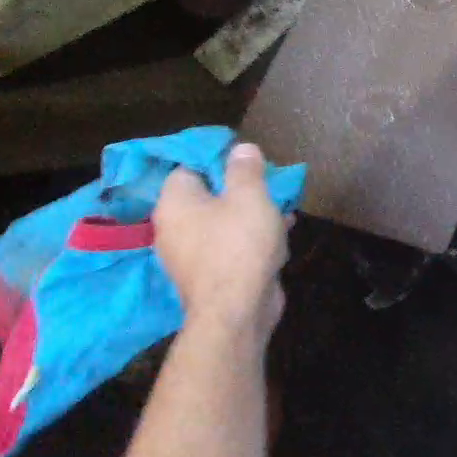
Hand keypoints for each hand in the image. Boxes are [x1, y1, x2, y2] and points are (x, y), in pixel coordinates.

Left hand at [154, 143, 289, 347]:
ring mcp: (189, 253)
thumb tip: (240, 148)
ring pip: (221, 219)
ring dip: (250, 210)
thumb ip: (245, 169)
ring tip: (282, 205)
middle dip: (240, 186)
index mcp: (175, 204)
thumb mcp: (250, 196)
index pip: (187, 168)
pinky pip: (229, 241)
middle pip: (207, 194)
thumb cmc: (240, 244)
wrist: (237, 308)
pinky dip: (250, 234)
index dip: (217, 159)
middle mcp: (173, 227)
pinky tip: (280, 231)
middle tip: (270, 181)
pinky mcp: (209, 271)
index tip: (247, 158)